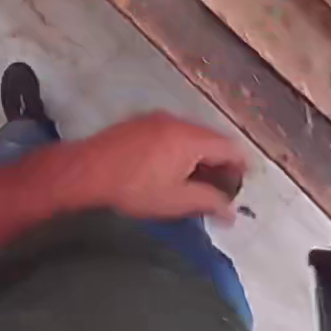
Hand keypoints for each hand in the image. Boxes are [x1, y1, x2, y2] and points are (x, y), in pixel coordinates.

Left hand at [28, 112, 247, 220]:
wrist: (87, 170)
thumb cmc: (134, 188)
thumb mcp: (176, 201)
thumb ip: (209, 202)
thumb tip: (231, 211)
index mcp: (190, 138)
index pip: (229, 147)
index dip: (241, 167)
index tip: (242, 185)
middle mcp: (175, 121)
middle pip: (210, 138)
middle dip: (220, 162)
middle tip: (221, 187)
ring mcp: (154, 118)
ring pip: (190, 134)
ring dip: (199, 155)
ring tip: (196, 181)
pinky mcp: (138, 122)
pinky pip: (171, 132)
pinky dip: (180, 148)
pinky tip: (171, 168)